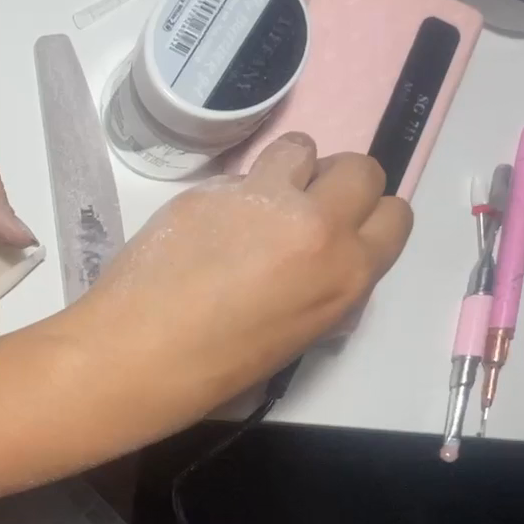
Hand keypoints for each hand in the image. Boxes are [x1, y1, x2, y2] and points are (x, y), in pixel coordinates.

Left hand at [73, 134, 412, 420]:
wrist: (129, 360)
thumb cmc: (206, 374)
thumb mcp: (289, 341)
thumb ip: (317, 291)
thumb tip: (312, 271)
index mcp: (347, 274)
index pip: (393, 216)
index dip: (361, 222)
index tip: (333, 234)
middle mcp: (316, 226)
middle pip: (358, 170)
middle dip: (331, 187)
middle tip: (292, 217)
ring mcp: (260, 200)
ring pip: (300, 149)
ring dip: (284, 172)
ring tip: (249, 210)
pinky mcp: (206, 191)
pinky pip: (235, 175)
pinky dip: (226, 195)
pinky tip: (196, 231)